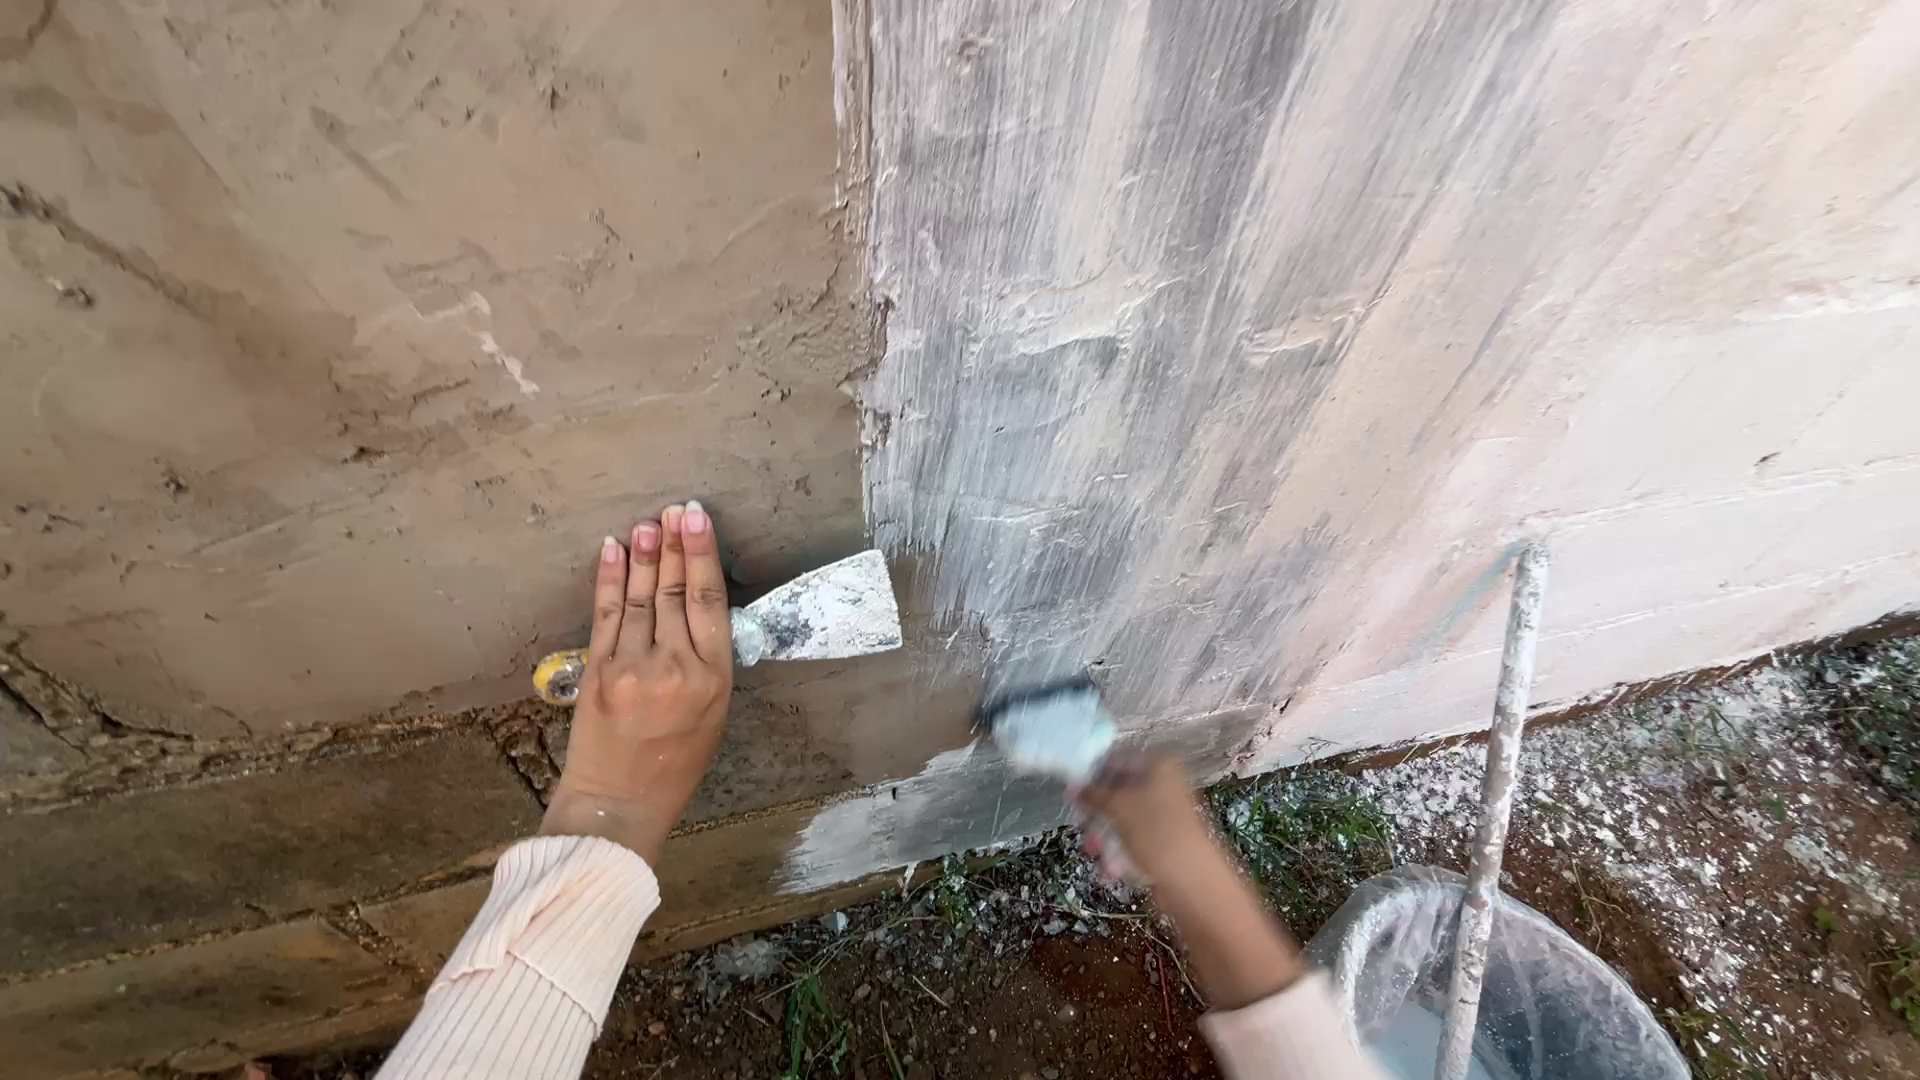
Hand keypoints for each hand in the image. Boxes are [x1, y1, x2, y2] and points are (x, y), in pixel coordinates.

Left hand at [539, 502, 732, 863]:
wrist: (622, 802)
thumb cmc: (678, 759)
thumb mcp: (715, 709)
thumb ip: (708, 659)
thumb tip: (695, 605)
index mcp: (712, 676)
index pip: (707, 601)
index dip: (702, 555)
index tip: (698, 520)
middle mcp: (674, 665)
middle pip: (674, 592)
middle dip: (674, 545)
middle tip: (676, 509)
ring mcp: (632, 667)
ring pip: (641, 598)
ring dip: (644, 555)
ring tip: (649, 522)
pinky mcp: (597, 672)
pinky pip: (606, 616)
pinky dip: (610, 580)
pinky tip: (614, 550)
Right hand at [1075, 750, 1210, 880]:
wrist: (1194, 883)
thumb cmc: (1157, 833)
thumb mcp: (1120, 808)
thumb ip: (1094, 795)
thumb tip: (1074, 788)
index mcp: (1159, 765)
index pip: (1117, 759)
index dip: (1093, 774)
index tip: (1073, 791)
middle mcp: (1164, 784)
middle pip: (1118, 790)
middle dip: (1098, 812)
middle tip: (1082, 825)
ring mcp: (1165, 813)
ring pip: (1123, 817)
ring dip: (1105, 835)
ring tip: (1094, 852)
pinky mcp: (1164, 839)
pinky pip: (1134, 837)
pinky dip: (1119, 850)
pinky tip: (1110, 869)